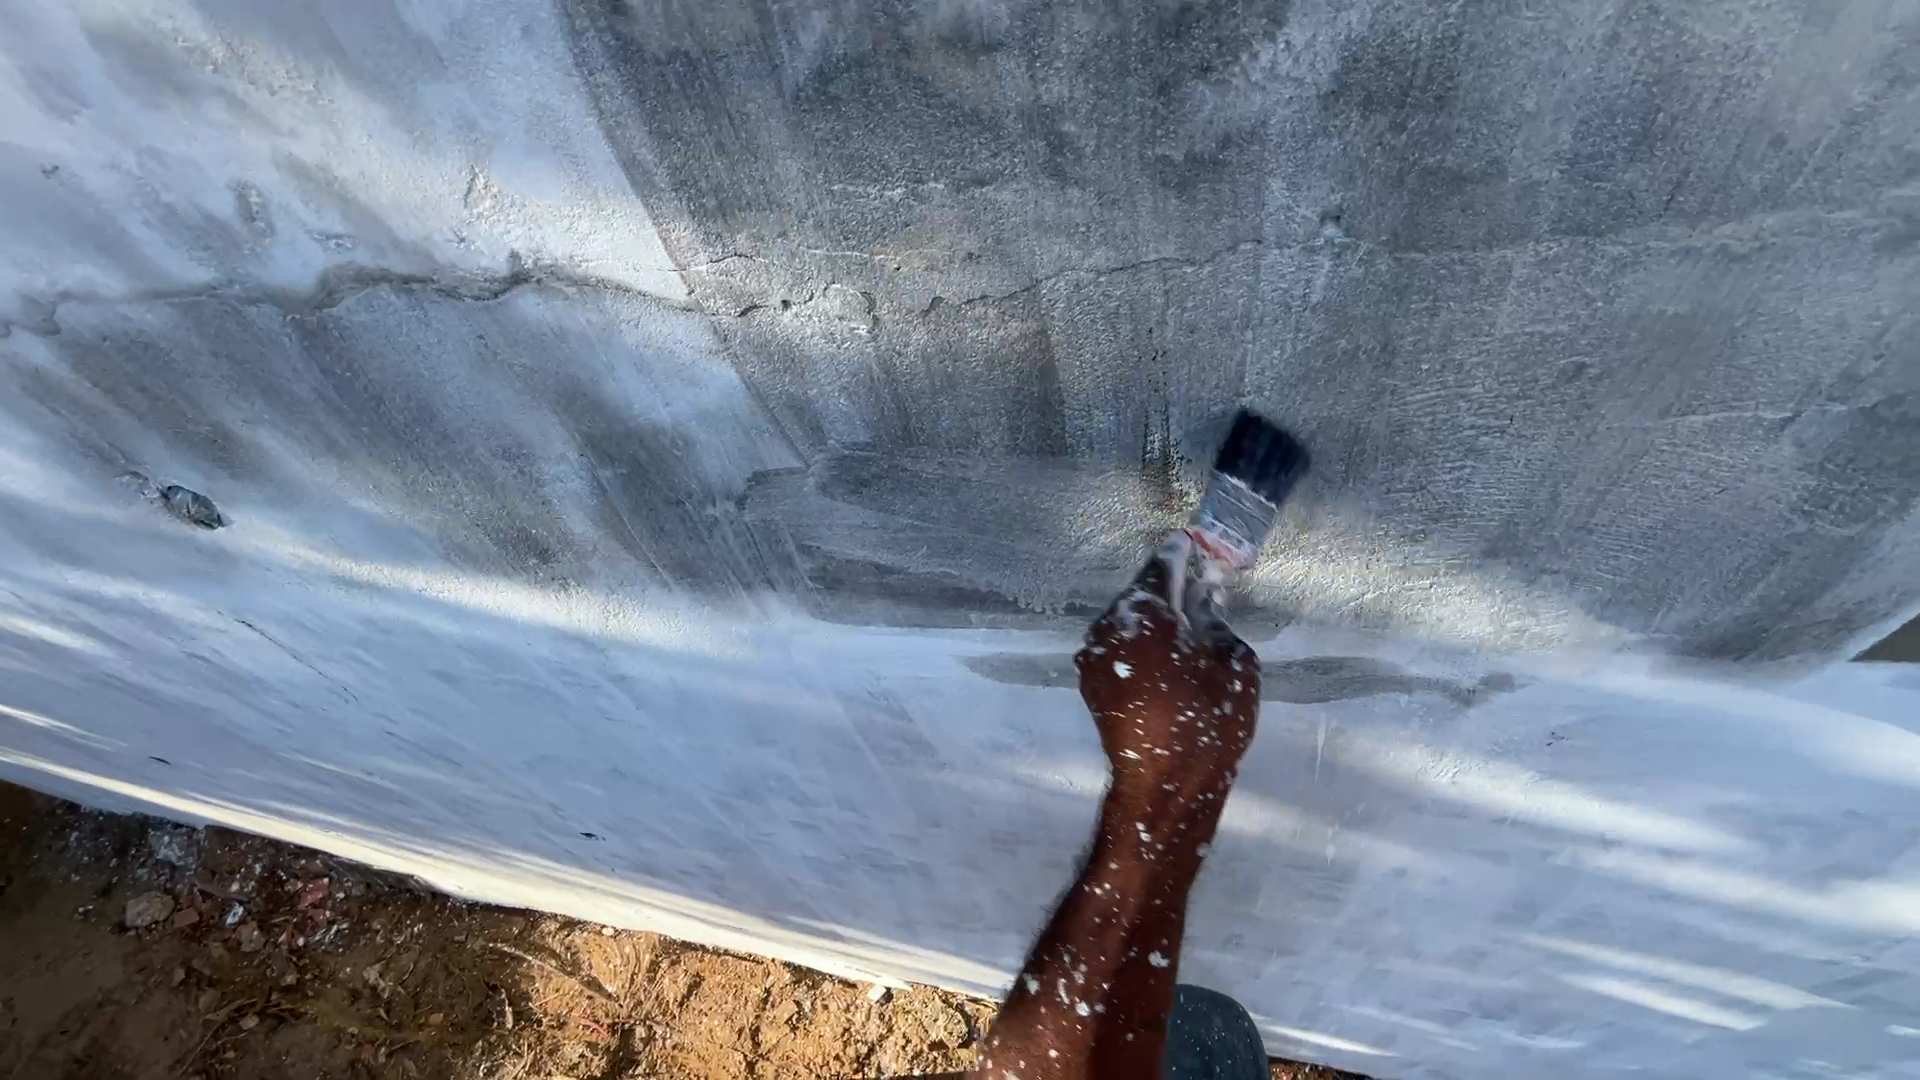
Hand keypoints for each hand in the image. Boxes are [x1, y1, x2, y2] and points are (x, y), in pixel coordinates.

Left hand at [1074, 532, 1259, 802]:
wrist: (1165, 785)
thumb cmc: (1208, 721)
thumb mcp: (1233, 661)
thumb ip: (1214, 617)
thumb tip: (1202, 594)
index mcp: (1143, 613)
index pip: (1161, 567)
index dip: (1180, 553)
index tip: (1192, 542)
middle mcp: (1108, 625)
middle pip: (1140, 592)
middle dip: (1168, 587)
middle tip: (1196, 584)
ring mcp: (1093, 653)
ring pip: (1126, 619)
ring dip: (1153, 615)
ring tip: (1184, 622)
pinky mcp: (1090, 679)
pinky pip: (1117, 644)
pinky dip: (1139, 639)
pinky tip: (1163, 650)